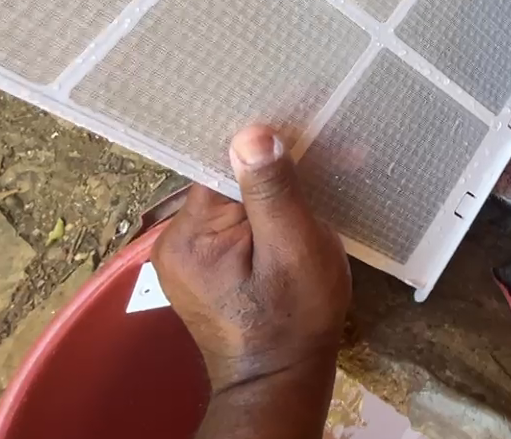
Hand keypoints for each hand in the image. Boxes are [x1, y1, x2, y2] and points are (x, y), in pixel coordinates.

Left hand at [154, 126, 349, 402]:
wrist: (283, 379)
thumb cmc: (295, 313)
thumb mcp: (293, 245)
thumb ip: (271, 190)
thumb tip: (251, 133)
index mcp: (190, 233)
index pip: (221, 164)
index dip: (263, 147)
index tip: (304, 132)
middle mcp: (178, 240)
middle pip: (228, 178)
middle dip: (277, 168)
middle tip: (332, 156)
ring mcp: (191, 255)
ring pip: (237, 197)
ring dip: (278, 189)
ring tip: (324, 181)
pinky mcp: (209, 266)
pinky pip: (239, 219)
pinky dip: (271, 210)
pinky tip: (303, 210)